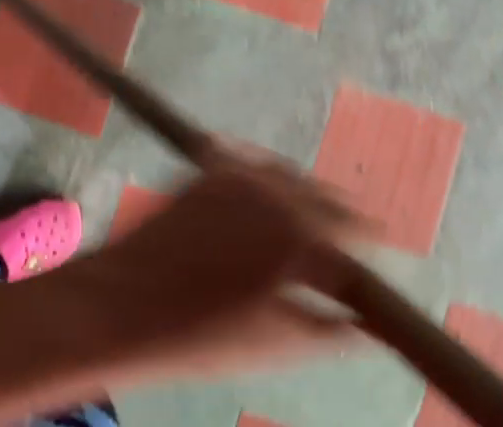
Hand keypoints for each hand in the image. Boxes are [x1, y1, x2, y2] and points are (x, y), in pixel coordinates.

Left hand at [66, 156, 371, 379]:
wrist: (123, 302)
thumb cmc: (202, 333)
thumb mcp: (277, 343)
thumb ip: (330, 330)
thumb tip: (364, 326)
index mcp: (301, 234)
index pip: (356, 225)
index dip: (370, 238)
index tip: (379, 245)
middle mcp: (271, 192)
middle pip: (321, 193)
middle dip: (336, 213)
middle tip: (343, 234)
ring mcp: (231, 173)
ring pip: (283, 172)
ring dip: (299, 189)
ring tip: (302, 213)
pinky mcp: (198, 168)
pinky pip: (241, 157)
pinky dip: (257, 171)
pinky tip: (257, 189)